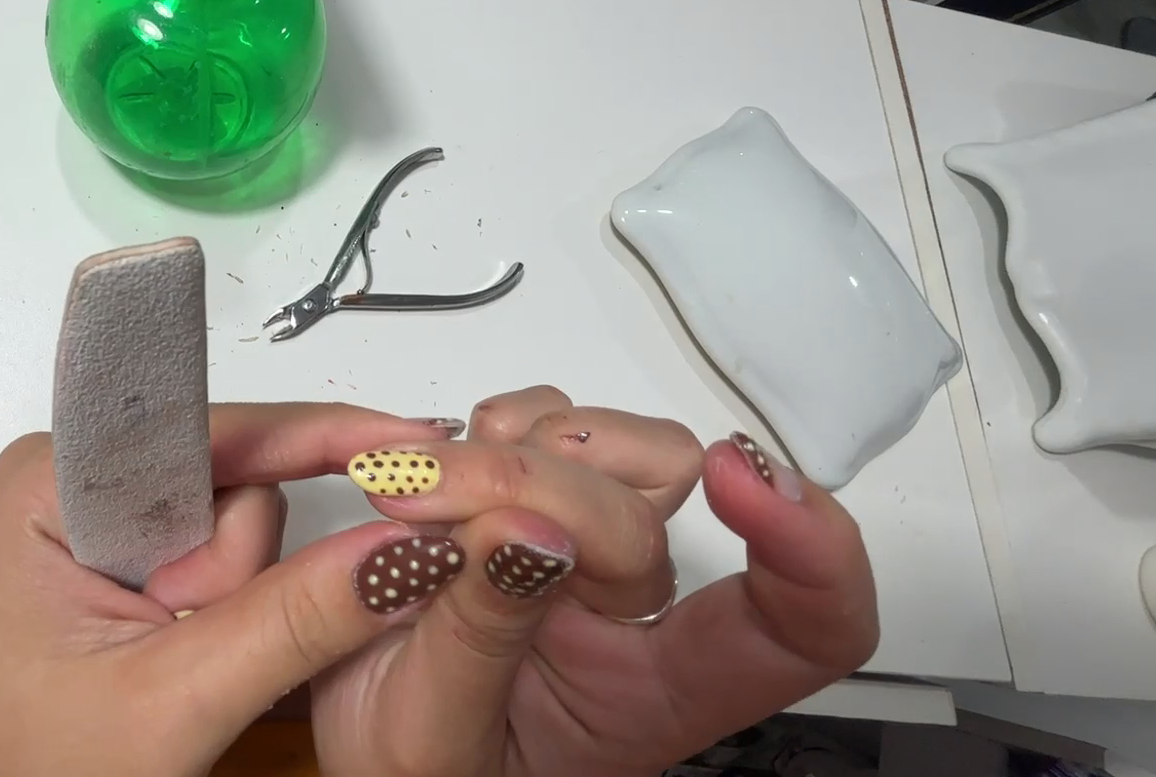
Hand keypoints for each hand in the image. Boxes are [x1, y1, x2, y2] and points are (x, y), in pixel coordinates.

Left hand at [0, 402, 468, 776]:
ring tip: (176, 660)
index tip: (396, 444)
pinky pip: (223, 542)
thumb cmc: (22, 771)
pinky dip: (237, 593)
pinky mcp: (133, 543)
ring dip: (238, 594)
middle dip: (243, 568)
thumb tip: (400, 552)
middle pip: (232, 470)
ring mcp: (108, 508)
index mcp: (55, 477)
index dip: (310, 436)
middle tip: (197, 643)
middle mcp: (80, 474)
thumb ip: (289, 622)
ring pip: (239, 510)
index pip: (208, 428)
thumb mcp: (167, 702)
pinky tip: (198, 638)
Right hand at [311, 386, 880, 776]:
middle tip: (424, 499)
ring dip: (505, 448)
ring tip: (418, 498)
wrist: (349, 702)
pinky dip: (481, 427)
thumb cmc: (412, 755)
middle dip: (532, 483)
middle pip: (651, 495)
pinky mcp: (519, 480)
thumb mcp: (435, 731)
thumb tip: (521, 531)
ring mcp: (569, 527)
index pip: (792, 629)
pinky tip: (432, 471)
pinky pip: (534, 412)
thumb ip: (481, 637)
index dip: (806, 549)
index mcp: (646, 689)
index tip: (737, 477)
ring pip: (602, 436)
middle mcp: (623, 597)